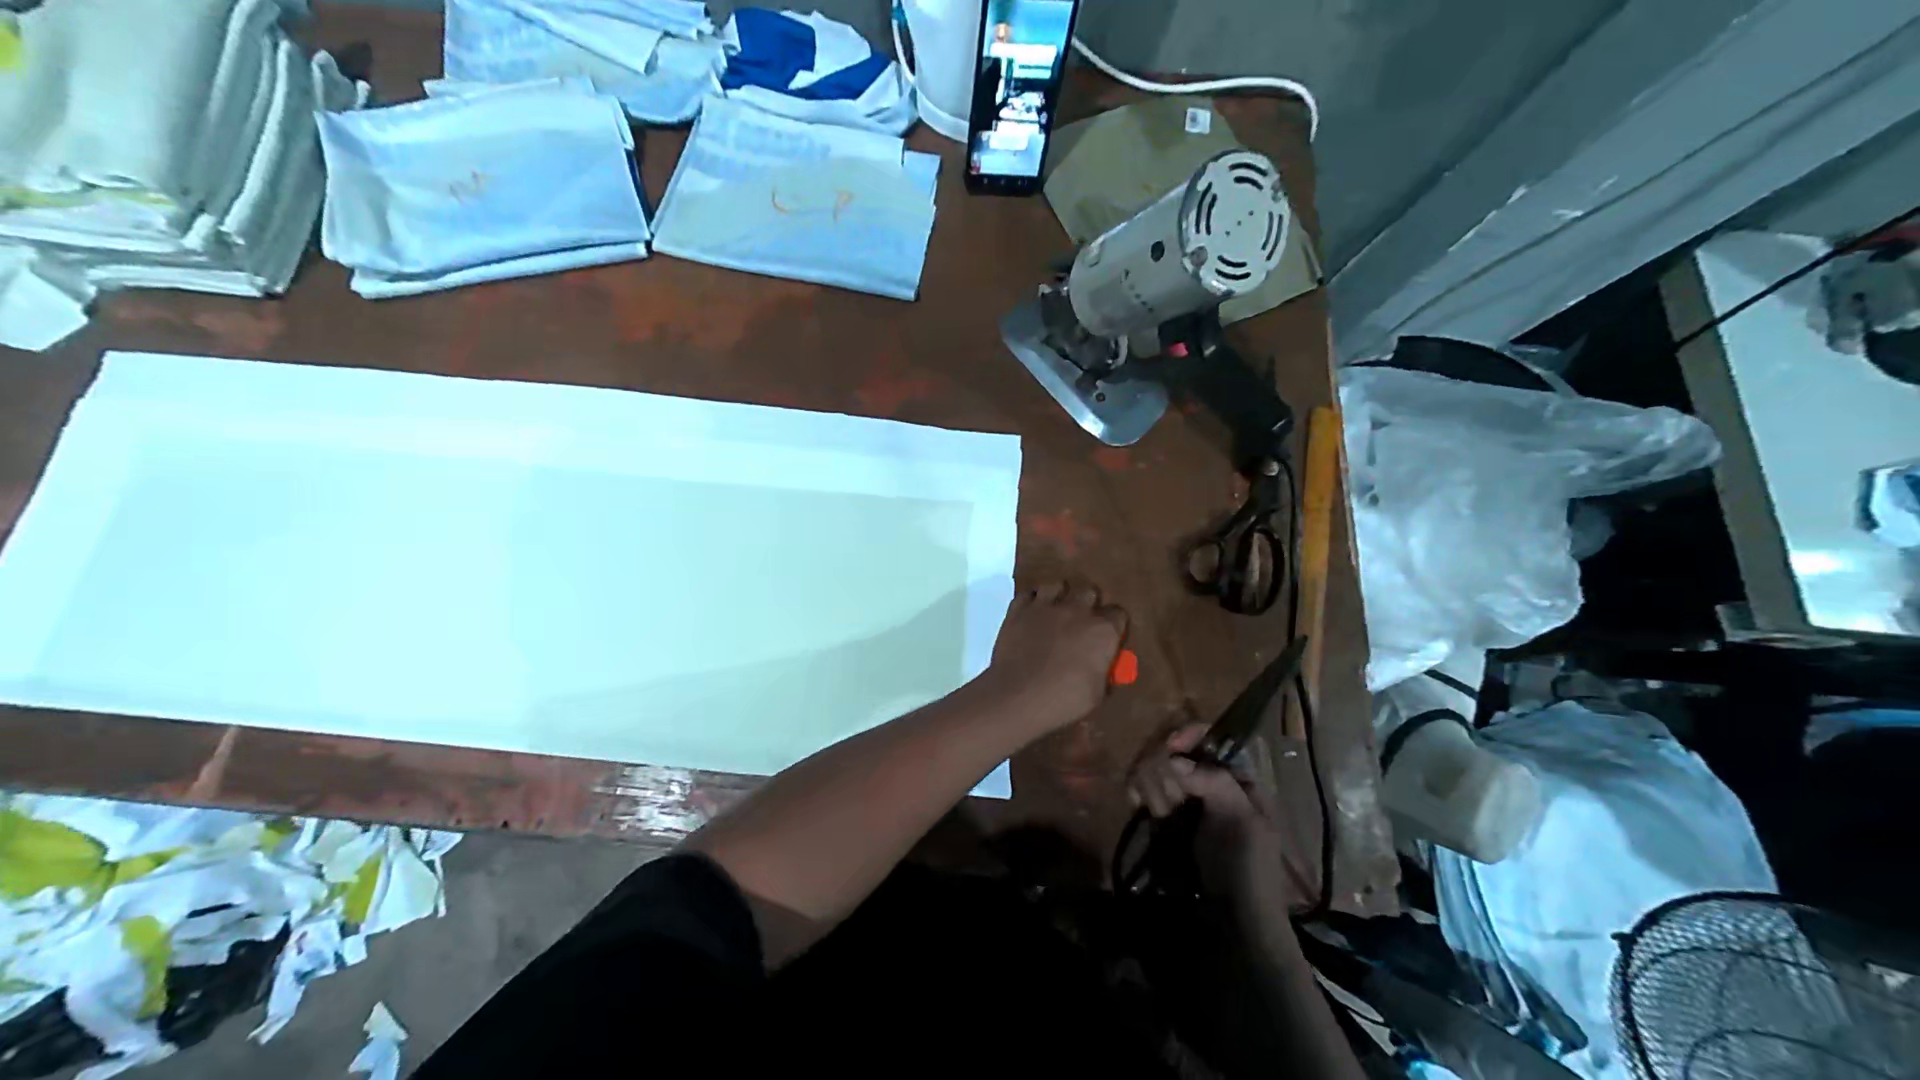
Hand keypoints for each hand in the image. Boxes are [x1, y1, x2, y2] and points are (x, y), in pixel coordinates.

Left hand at [979, 581, 1126, 731]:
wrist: (1018, 695)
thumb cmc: (1064, 701)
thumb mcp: (1097, 695)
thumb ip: (1103, 673)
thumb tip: (1101, 667)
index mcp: (1103, 631)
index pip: (1118, 614)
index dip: (1114, 625)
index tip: (1108, 637)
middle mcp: (1077, 611)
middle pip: (1089, 592)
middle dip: (1089, 604)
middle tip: (1081, 623)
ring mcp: (1045, 606)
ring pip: (1057, 586)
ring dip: (1060, 596)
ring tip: (1056, 612)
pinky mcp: (1019, 609)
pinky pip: (1028, 594)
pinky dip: (1032, 601)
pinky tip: (1032, 614)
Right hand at [1129, 723, 1310, 915]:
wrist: (1236, 923)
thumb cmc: (1245, 866)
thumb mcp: (1241, 819)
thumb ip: (1213, 781)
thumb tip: (1173, 759)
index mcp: (1241, 782)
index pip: (1211, 742)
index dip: (1190, 736)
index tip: (1170, 745)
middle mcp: (1215, 789)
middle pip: (1181, 756)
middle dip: (1166, 764)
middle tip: (1159, 780)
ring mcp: (1193, 809)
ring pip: (1164, 776)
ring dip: (1151, 781)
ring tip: (1144, 796)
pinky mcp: (1173, 829)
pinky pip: (1154, 800)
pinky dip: (1143, 797)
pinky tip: (1135, 801)